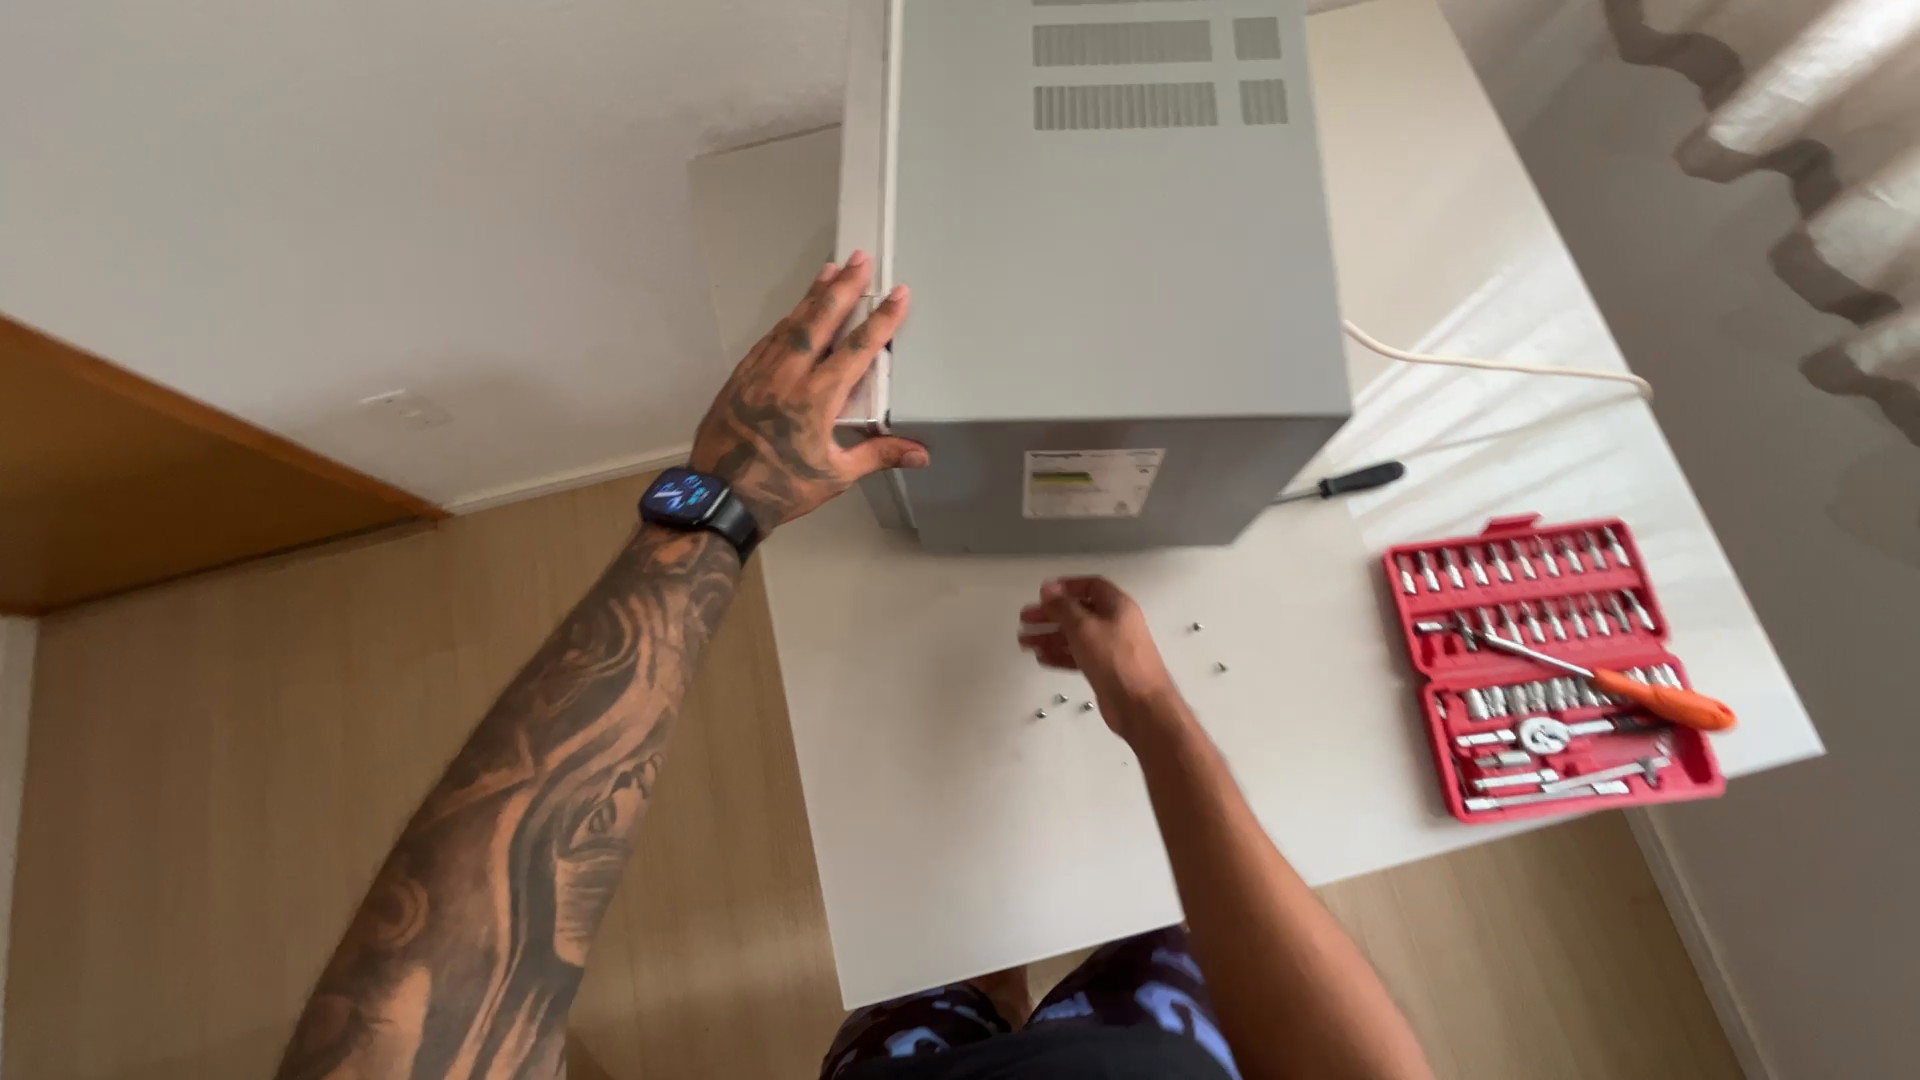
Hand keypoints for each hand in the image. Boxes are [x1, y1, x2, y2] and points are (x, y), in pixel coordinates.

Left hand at [690, 252, 928, 530]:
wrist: (720, 495)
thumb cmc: (779, 489)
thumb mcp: (836, 475)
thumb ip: (878, 455)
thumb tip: (918, 453)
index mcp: (817, 399)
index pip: (857, 349)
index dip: (881, 320)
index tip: (897, 296)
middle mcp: (788, 377)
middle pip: (820, 320)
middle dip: (844, 287)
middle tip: (859, 259)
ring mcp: (761, 373)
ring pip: (791, 323)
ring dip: (813, 295)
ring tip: (829, 271)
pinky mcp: (741, 378)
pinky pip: (768, 340)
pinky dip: (786, 321)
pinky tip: (794, 313)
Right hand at [1018, 577, 1179, 739]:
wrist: (1138, 704)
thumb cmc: (1117, 661)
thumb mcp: (1084, 626)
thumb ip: (1063, 607)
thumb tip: (1049, 591)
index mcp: (1117, 606)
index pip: (1090, 586)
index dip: (1066, 587)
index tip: (1044, 593)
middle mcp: (1115, 624)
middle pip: (1078, 612)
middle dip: (1051, 614)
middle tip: (1027, 618)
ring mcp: (1110, 648)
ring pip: (1075, 636)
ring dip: (1050, 636)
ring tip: (1026, 640)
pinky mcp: (1104, 670)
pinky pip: (1078, 656)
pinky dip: (1060, 655)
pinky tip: (1043, 657)